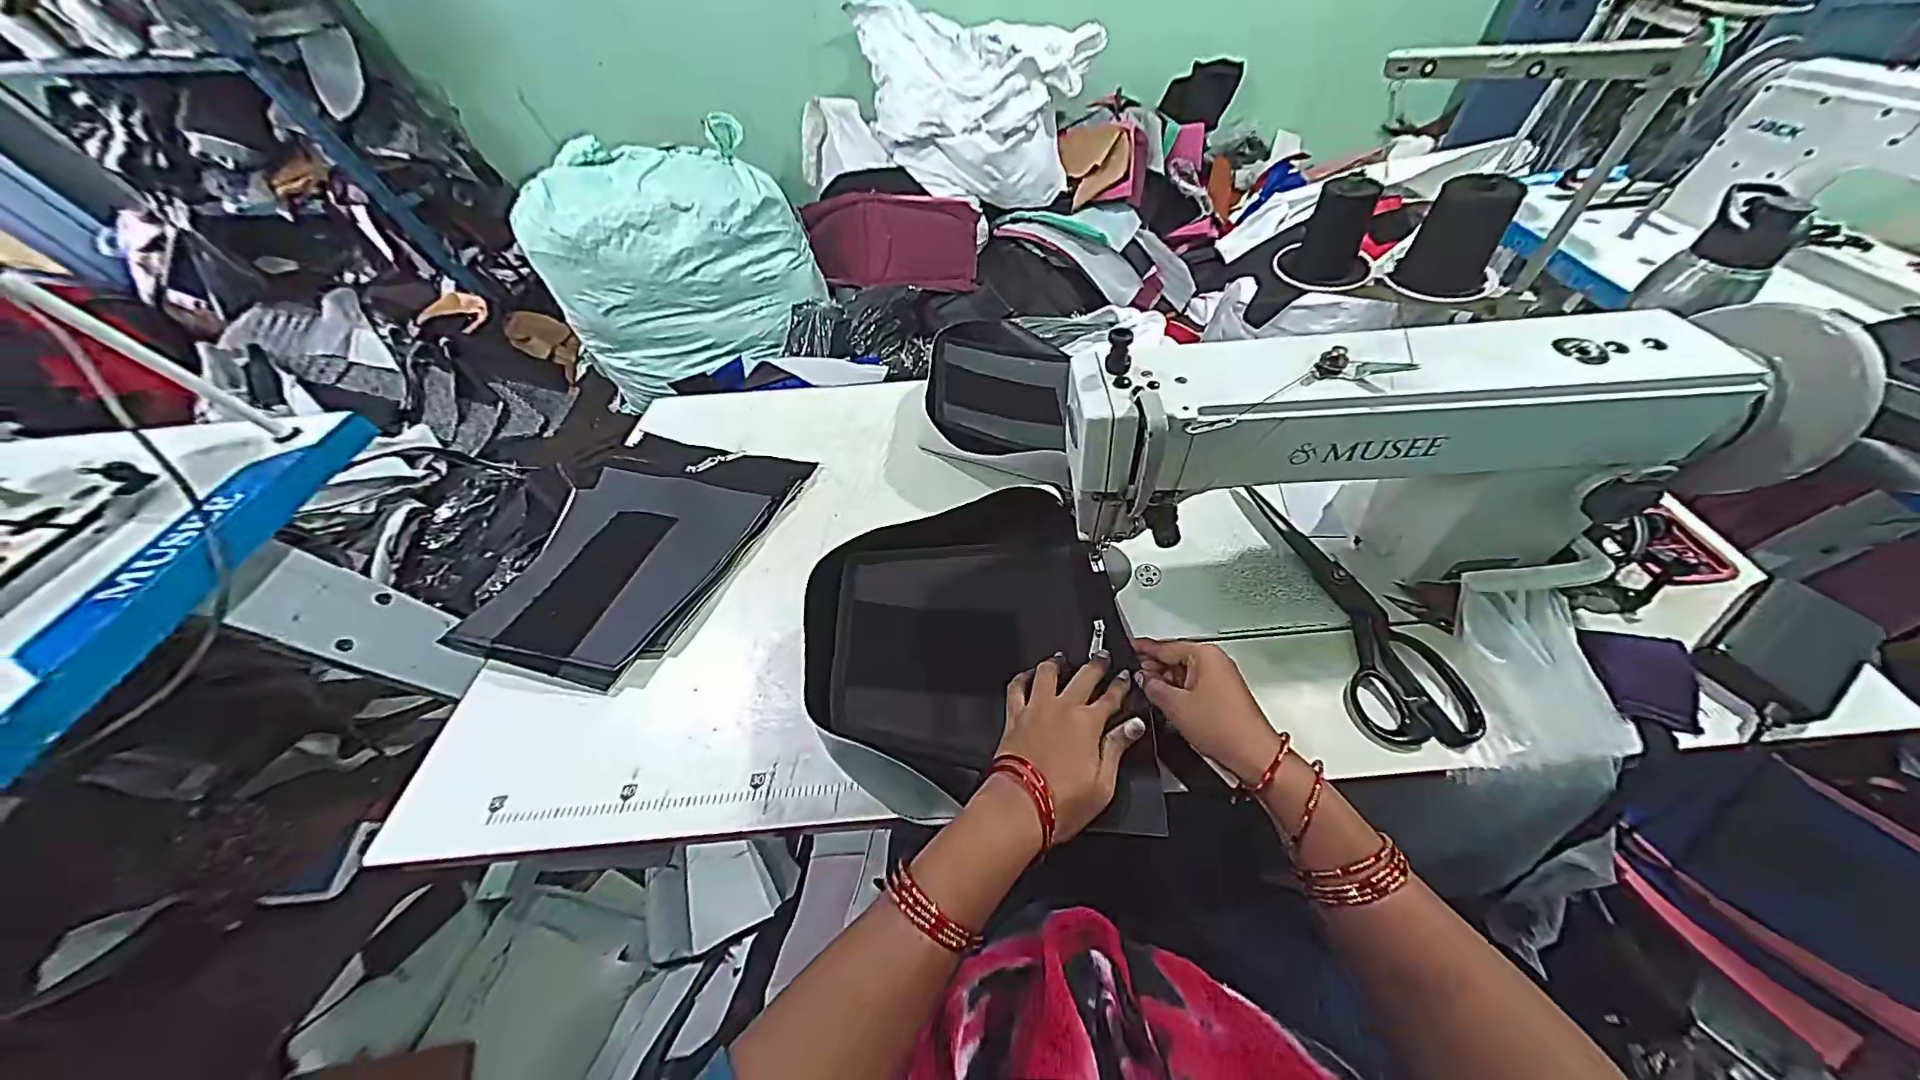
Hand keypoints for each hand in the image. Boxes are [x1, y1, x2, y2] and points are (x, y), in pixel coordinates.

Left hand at [994, 652, 1146, 843]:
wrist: (1021, 806)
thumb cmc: (1060, 801)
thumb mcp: (1103, 783)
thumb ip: (1116, 748)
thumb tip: (1132, 727)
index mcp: (1088, 724)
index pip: (1111, 697)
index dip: (1120, 685)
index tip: (1124, 678)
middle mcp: (1062, 709)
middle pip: (1084, 675)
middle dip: (1096, 664)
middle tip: (1102, 657)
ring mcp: (1036, 710)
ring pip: (1048, 672)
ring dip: (1058, 662)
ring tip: (1063, 657)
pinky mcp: (1015, 717)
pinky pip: (1016, 687)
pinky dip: (1022, 677)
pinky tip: (1027, 674)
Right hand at [1133, 638, 1284, 784]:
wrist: (1252, 755)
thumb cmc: (1226, 729)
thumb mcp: (1174, 705)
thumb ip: (1151, 686)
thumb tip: (1142, 679)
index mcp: (1205, 654)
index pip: (1164, 646)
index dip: (1142, 649)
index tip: (1129, 648)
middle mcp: (1215, 661)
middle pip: (1174, 658)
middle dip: (1153, 669)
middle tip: (1134, 678)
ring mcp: (1220, 677)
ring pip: (1183, 673)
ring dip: (1166, 683)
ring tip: (1151, 696)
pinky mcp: (1222, 693)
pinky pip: (1193, 685)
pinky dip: (1179, 693)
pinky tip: (1169, 705)